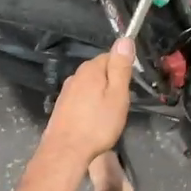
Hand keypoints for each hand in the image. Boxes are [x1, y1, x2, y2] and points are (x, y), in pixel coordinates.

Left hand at [41, 39, 135, 162]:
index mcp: (90, 69)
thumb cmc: (97, 125)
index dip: (122, 69)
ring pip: (89, 85)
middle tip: (120, 103)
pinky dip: (89, 105)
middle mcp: (75, 76)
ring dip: (100, 94)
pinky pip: (81, 98)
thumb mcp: (117, 95)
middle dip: (111, 82)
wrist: (65, 151)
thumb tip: (124, 39)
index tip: (128, 88)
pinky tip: (93, 120)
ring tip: (108, 114)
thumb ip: (120, 67)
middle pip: (99, 70)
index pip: (110, 56)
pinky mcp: (62, 106)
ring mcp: (66, 91)